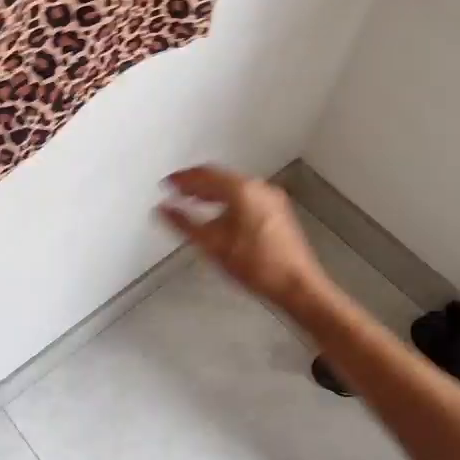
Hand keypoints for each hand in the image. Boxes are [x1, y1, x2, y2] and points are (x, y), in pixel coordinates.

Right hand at [158, 165, 335, 311]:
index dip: (183, 178)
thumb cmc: (258, 265)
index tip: (168, 183)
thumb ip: (183, 223)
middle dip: (196, 184)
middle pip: (221, 177)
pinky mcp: (278, 212)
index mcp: (242, 190)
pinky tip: (220, 214)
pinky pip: (247, 197)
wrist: (297, 286)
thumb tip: (163, 209)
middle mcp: (259, 189)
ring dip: (212, 193)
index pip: (205, 174)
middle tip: (178, 190)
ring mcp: (271, 200)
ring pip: (234, 187)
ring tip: (194, 201)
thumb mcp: (212, 244)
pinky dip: (228, 200)